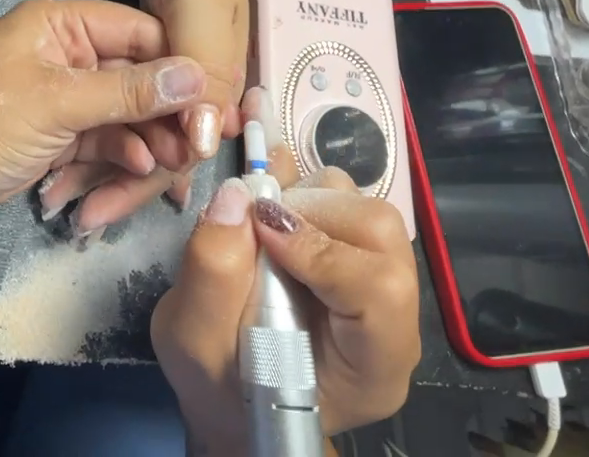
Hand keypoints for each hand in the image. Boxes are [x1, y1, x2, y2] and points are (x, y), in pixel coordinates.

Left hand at [34, 0, 287, 235]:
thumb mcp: (56, 101)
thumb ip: (127, 91)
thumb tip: (195, 75)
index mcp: (62, 24)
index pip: (139, 33)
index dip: (179, 66)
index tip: (213, 103)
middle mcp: (69, 52)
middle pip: (138, 77)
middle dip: (165, 113)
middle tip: (194, 148)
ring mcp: (66, 94)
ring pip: (125, 113)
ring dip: (146, 139)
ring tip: (169, 168)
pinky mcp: (61, 131)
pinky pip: (104, 138)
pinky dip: (120, 155)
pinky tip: (137, 172)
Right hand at [151, 150, 420, 445]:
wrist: (234, 394)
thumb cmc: (220, 386)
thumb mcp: (194, 343)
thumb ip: (212, 274)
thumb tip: (236, 196)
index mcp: (371, 366)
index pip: (380, 289)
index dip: (318, 246)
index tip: (256, 229)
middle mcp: (393, 318)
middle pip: (378, 232)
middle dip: (307, 211)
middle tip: (251, 223)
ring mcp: (380, 279)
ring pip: (362, 206)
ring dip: (303, 200)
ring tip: (258, 226)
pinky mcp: (356, 252)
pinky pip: (343, 200)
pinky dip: (299, 193)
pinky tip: (266, 219)